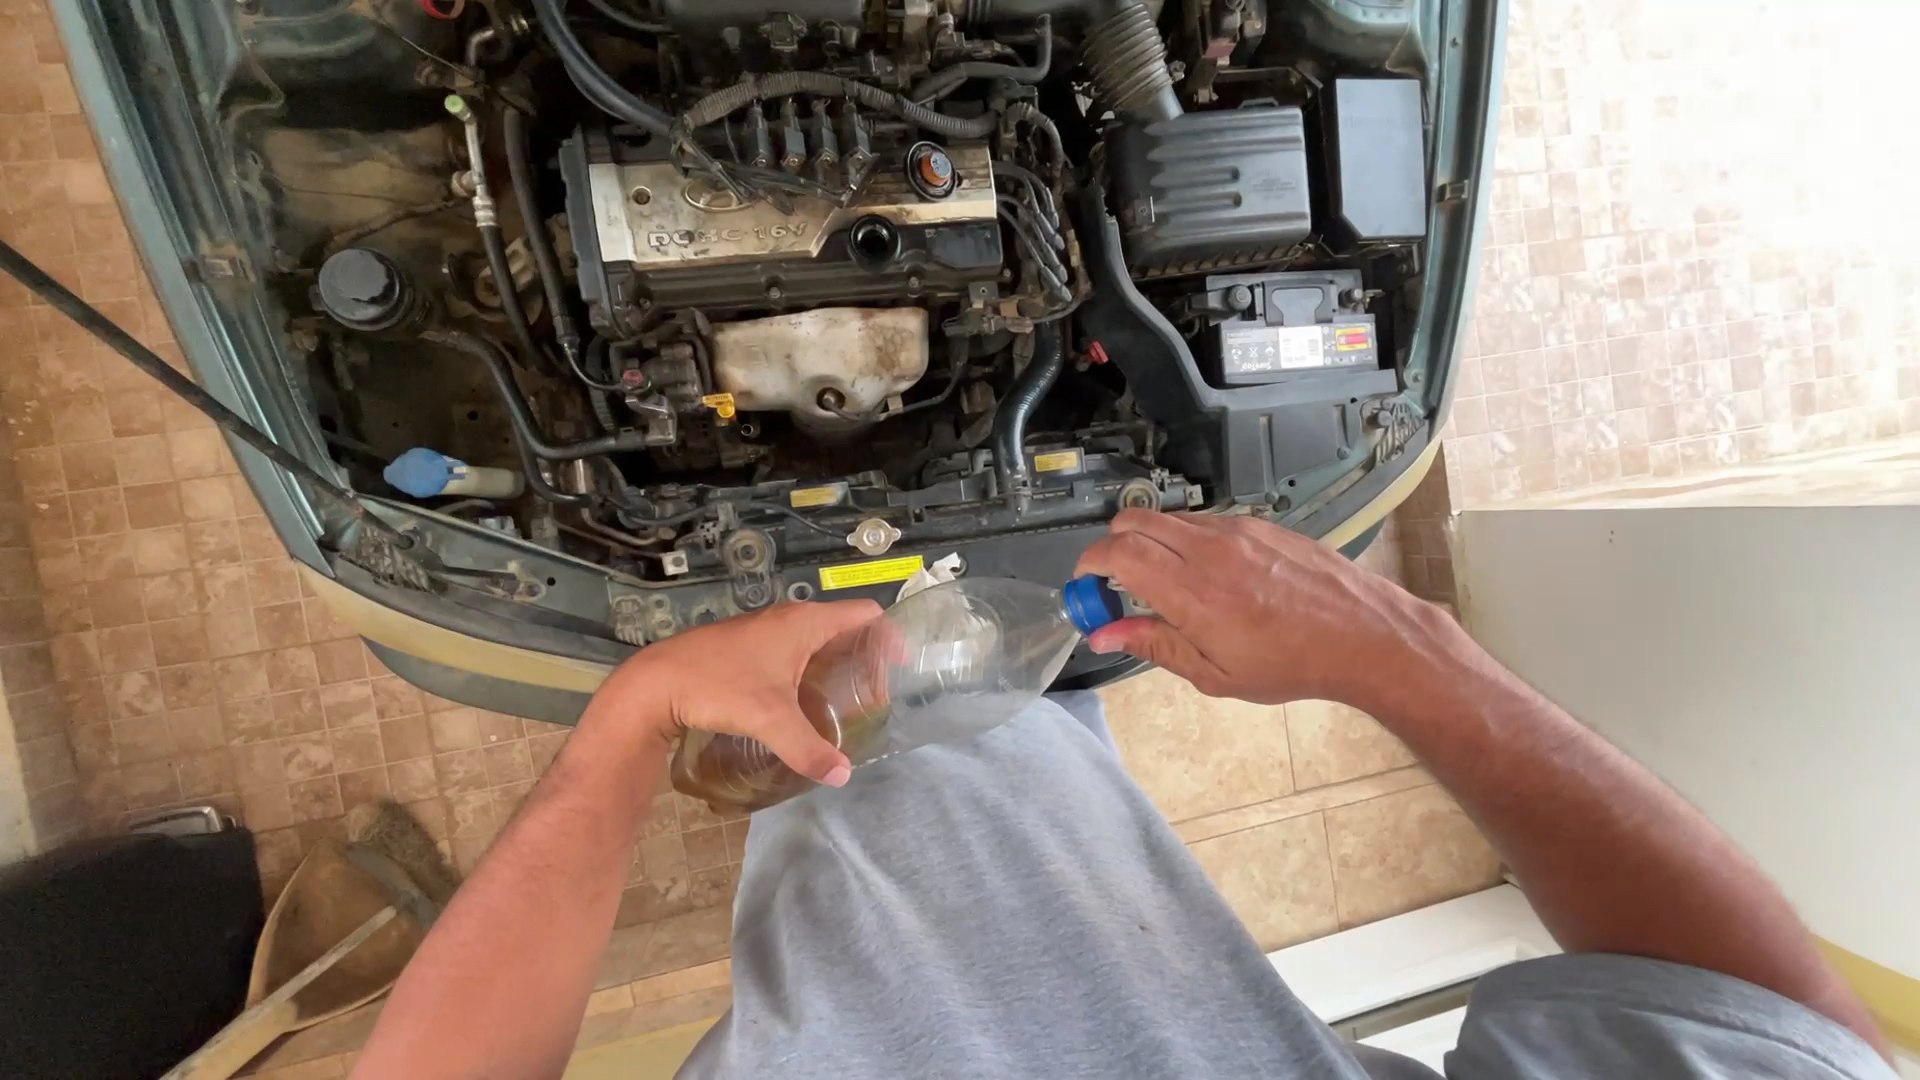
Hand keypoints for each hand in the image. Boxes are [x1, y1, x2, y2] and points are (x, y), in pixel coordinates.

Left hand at [583, 598, 882, 785]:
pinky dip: (813, 664)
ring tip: (848, 697)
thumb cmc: (718, 687)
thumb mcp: (768, 720)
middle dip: (866, 654)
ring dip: (838, 660)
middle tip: (877, 692)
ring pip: (819, 637)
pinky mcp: (751, 642)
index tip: (901, 667)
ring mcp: (768, 627)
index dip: (889, 635)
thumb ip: (808, 747)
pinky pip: (797, 646)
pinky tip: (806, 697)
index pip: (866, 614)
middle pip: (846, 626)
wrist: (655, 682)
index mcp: (806, 623)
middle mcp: (791, 617)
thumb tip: (843, 776)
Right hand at [1074, 510, 1453, 710]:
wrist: (1364, 634)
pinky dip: (1186, 539)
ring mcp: (1234, 530)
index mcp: (1191, 592)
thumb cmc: (1289, 664)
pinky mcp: (1256, 523)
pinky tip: (1210, 573)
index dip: (1091, 561)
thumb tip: (1102, 634)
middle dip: (1112, 543)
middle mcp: (1207, 550)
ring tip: (1168, 580)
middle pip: (1133, 520)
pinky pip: (1202, 521)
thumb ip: (1153, 645)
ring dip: (1150, 541)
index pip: (1119, 552)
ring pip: (1167, 517)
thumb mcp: (1214, 673)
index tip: (1088, 580)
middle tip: (1119, 578)